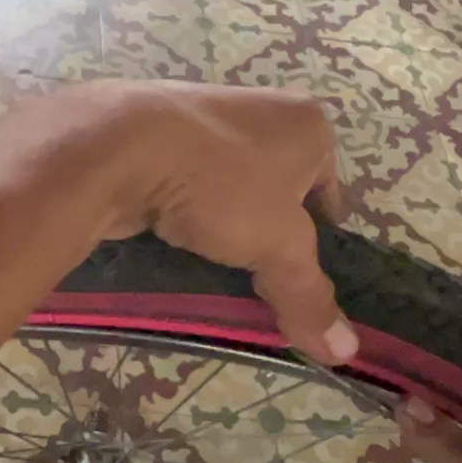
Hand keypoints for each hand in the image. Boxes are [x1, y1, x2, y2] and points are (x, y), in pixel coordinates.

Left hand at [0, 80, 358, 364]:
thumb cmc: (219, 184)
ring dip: (219, 224)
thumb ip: (307, 296)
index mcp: (304, 123)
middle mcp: (257, 109)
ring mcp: (201, 118)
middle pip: (274, 190)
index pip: (327, 192)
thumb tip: (345, 353)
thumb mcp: (277, 246)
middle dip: (264, 233)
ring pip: (224, 187)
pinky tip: (170, 242)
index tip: (296, 277)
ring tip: (211, 266)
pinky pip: (181, 184)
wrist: (116, 147)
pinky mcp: (153, 137)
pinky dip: (179, 212)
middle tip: (254, 279)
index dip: (317, 240)